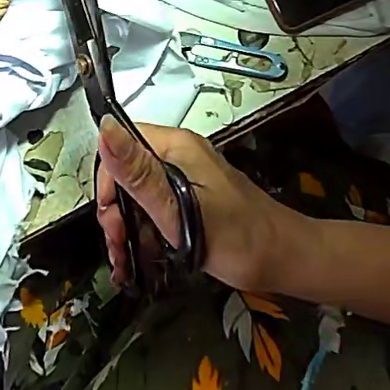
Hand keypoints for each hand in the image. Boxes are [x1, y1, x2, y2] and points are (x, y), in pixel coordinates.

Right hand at [94, 117, 312, 292]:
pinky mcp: (191, 199)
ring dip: (125, 227)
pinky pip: (154, 208)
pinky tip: (139, 258)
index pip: (121, 143)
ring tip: (126, 261)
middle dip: (115, 211)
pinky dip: (143, 232)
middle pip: (126, 172)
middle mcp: (179, 155)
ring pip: (137, 194)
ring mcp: (186, 177)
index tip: (111, 219)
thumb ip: (139, 173)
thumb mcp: (179, 209)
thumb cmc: (239, 237)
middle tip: (119, 248)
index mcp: (177, 147)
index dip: (107, 180)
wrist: (284, 260)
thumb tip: (104, 128)